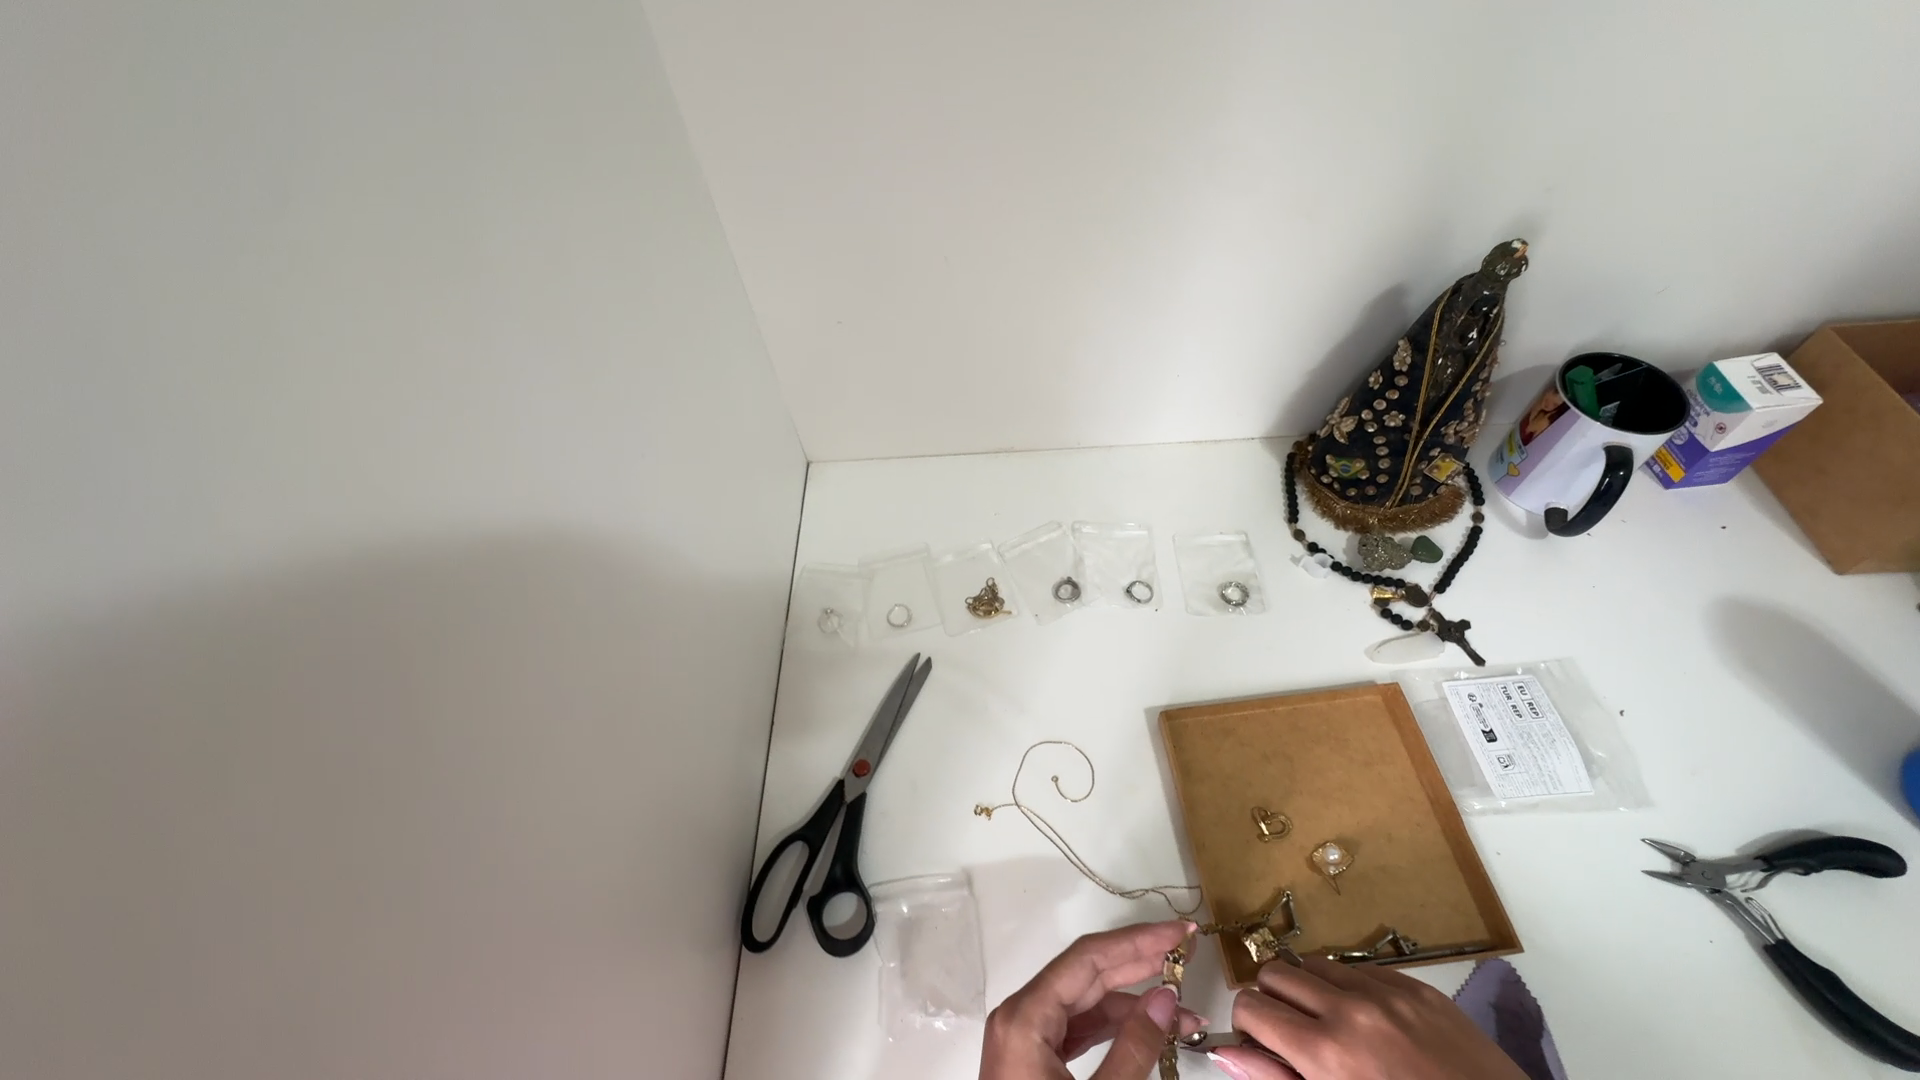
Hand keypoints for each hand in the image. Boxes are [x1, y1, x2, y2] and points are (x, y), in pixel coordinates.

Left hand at [980, 920, 1207, 1078]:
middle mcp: (1022, 1013)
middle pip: (1087, 973)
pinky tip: (1152, 1030)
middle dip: (1140, 961)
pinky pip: (1079, 1027)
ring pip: (1086, 1001)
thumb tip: (1167, 997)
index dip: (1137, 941)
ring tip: (1187, 1011)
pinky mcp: (1035, 1056)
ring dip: (1135, 1001)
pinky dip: (1116, 1026)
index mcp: (1026, 1014)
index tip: (1181, 933)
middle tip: (1188, 951)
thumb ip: (1133, 1048)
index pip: (1088, 959)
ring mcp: (1026, 1034)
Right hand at [1210, 956, 1528, 1079]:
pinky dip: (1351, 989)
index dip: (1250, 1026)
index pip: (1251, 1006)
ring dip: (1311, 991)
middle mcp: (1351, 1010)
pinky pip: (1360, 969)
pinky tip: (1371, 1025)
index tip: (1265, 1046)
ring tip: (1332, 1027)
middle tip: (1292, 1035)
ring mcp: (1388, 992)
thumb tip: (1226, 1052)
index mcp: (1326, 1054)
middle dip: (1273, 1001)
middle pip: (1275, 972)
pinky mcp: (1418, 987)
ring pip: (1315, 964)